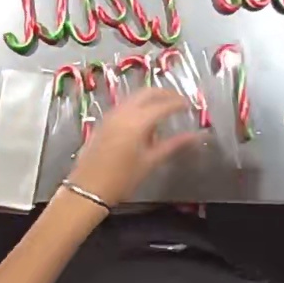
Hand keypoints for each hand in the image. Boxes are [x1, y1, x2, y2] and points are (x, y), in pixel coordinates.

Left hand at [64, 88, 202, 204]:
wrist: (87, 189)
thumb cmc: (121, 179)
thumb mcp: (150, 162)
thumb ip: (173, 145)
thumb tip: (195, 136)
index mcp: (137, 122)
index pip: (163, 104)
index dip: (179, 103)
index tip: (190, 105)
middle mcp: (123, 113)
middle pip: (147, 93)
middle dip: (164, 94)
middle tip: (178, 101)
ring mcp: (110, 116)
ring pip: (133, 97)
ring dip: (150, 98)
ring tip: (164, 109)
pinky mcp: (103, 122)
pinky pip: (124, 106)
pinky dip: (137, 105)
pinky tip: (143, 119)